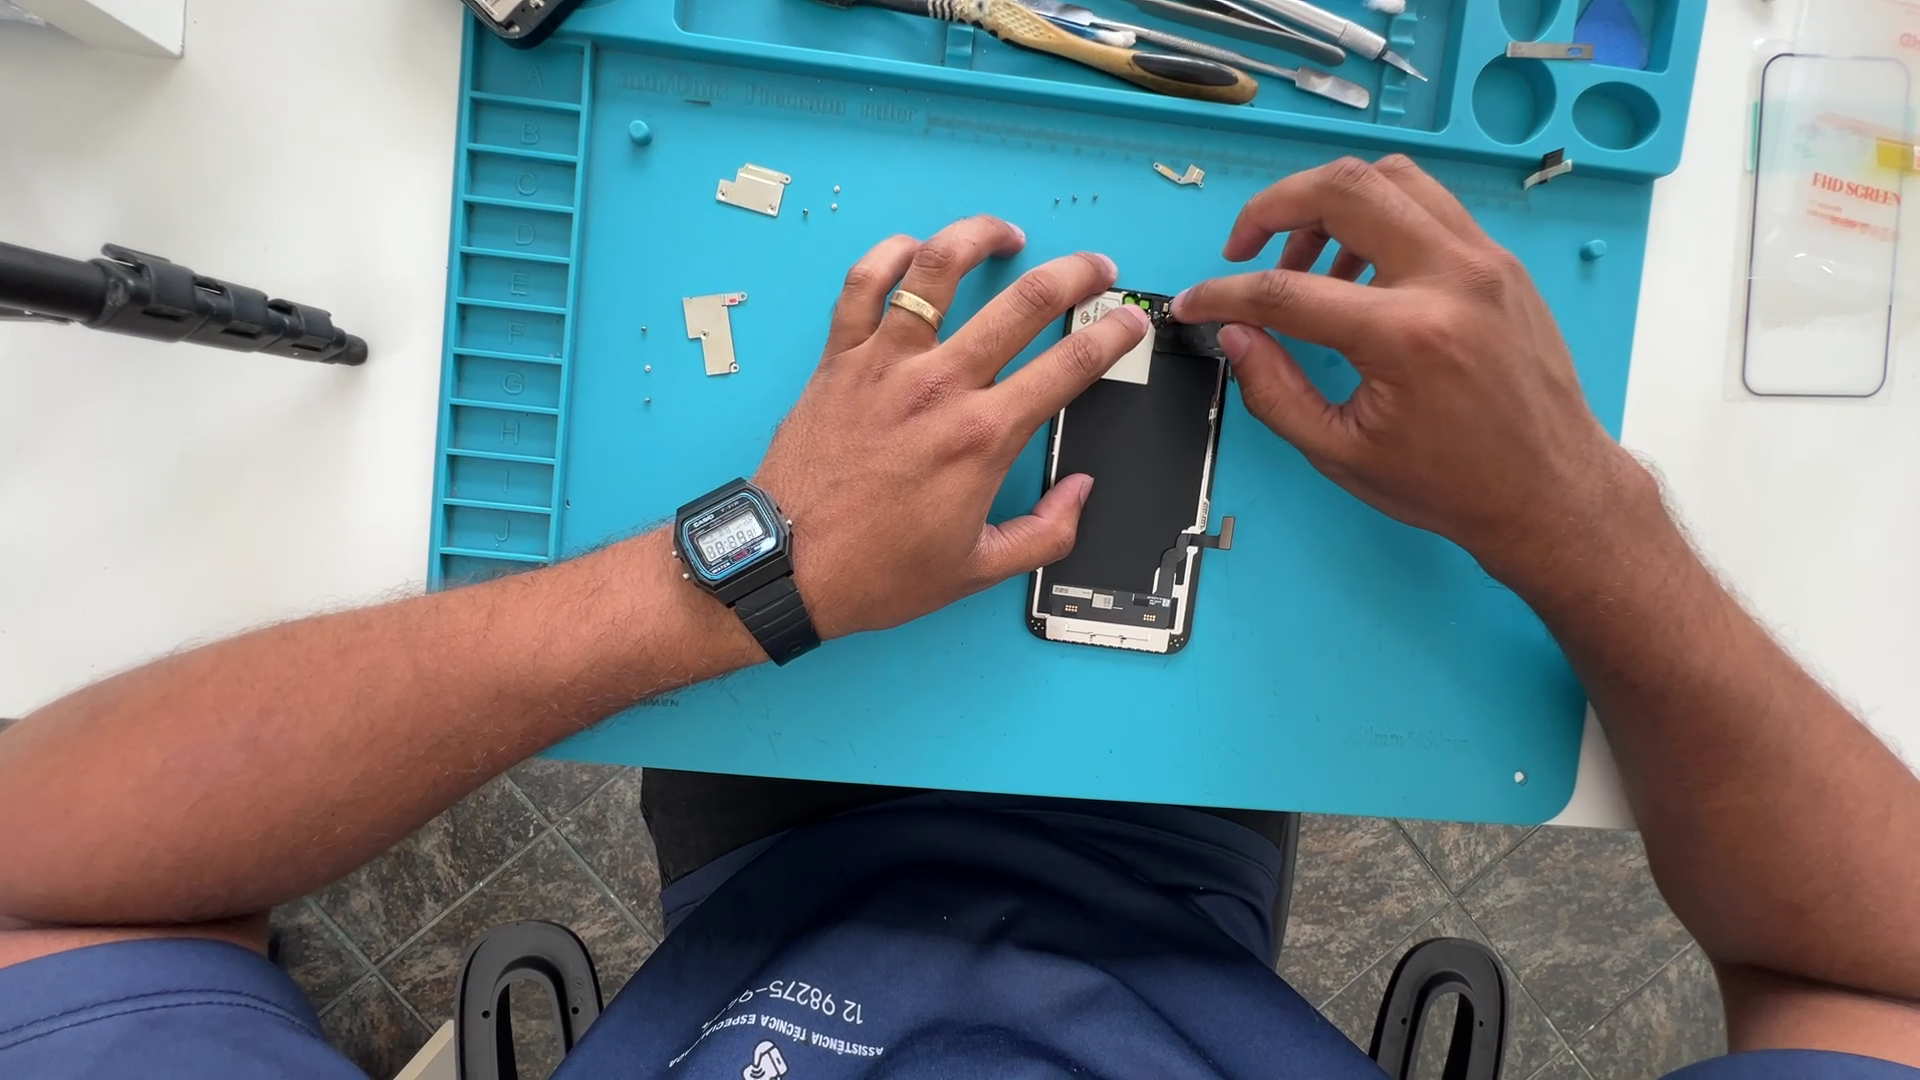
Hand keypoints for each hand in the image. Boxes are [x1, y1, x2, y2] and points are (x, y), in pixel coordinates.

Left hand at [756, 216, 1149, 638]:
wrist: (789, 567)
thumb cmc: (877, 571)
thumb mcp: (979, 570)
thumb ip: (1046, 533)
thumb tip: (1080, 492)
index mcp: (983, 437)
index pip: (1069, 366)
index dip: (1112, 336)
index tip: (1129, 321)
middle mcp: (939, 387)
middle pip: (1023, 303)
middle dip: (1074, 275)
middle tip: (1095, 268)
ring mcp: (885, 364)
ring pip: (938, 269)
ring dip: (982, 238)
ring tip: (1006, 235)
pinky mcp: (839, 360)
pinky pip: (863, 284)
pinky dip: (890, 255)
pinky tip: (913, 250)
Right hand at [1171, 156, 1642, 574]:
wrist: (1549, 490)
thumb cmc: (1442, 482)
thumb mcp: (1336, 451)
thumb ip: (1272, 389)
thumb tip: (1233, 335)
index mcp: (1405, 336)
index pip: (1286, 292)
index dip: (1222, 295)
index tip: (1192, 304)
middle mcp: (1451, 277)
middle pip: (1346, 188)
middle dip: (1272, 207)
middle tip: (1240, 248)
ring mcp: (1484, 260)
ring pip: (1391, 179)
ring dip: (1327, 207)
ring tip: (1300, 265)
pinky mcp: (1499, 262)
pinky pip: (1425, 205)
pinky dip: (1373, 219)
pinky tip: (1352, 275)